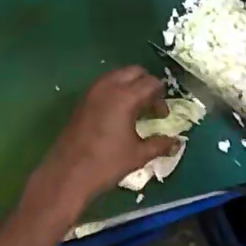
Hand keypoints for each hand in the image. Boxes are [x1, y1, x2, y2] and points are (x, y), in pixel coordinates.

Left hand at [28, 66, 179, 211]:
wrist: (68, 174)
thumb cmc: (106, 164)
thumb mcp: (138, 155)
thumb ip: (160, 144)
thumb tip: (177, 142)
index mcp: (125, 96)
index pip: (151, 83)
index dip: (161, 97)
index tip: (163, 115)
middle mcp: (108, 86)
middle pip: (134, 71)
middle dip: (146, 85)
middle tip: (151, 107)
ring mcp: (92, 91)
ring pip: (117, 75)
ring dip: (130, 86)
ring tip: (136, 110)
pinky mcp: (82, 100)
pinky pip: (104, 85)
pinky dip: (115, 91)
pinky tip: (118, 114)